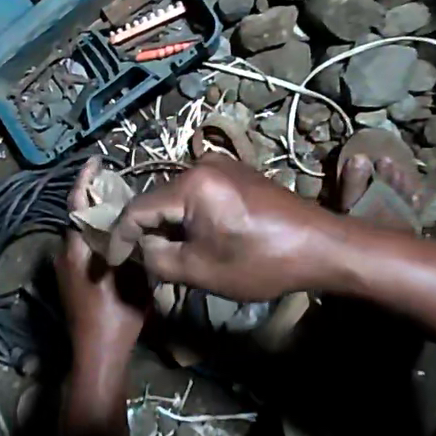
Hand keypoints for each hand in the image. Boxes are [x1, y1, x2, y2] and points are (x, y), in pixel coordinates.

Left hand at [58, 159, 147, 366]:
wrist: (97, 355)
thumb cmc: (116, 316)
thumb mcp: (134, 278)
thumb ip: (134, 248)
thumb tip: (141, 224)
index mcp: (76, 248)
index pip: (77, 203)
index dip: (85, 179)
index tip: (96, 160)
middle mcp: (65, 255)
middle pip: (80, 217)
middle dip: (98, 199)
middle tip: (123, 186)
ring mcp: (66, 270)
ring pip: (84, 235)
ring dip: (101, 220)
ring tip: (128, 211)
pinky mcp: (72, 283)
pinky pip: (85, 250)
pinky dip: (101, 238)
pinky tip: (123, 242)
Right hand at [105, 156, 343, 301]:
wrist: (321, 247)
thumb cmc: (262, 261)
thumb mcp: (201, 270)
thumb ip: (157, 258)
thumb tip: (140, 248)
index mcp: (191, 183)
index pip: (137, 208)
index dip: (120, 238)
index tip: (114, 262)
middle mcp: (203, 164)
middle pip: (156, 200)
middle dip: (145, 232)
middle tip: (139, 263)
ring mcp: (223, 167)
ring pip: (177, 198)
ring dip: (168, 226)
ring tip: (167, 257)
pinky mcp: (237, 175)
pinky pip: (199, 195)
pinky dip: (189, 218)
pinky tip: (194, 242)